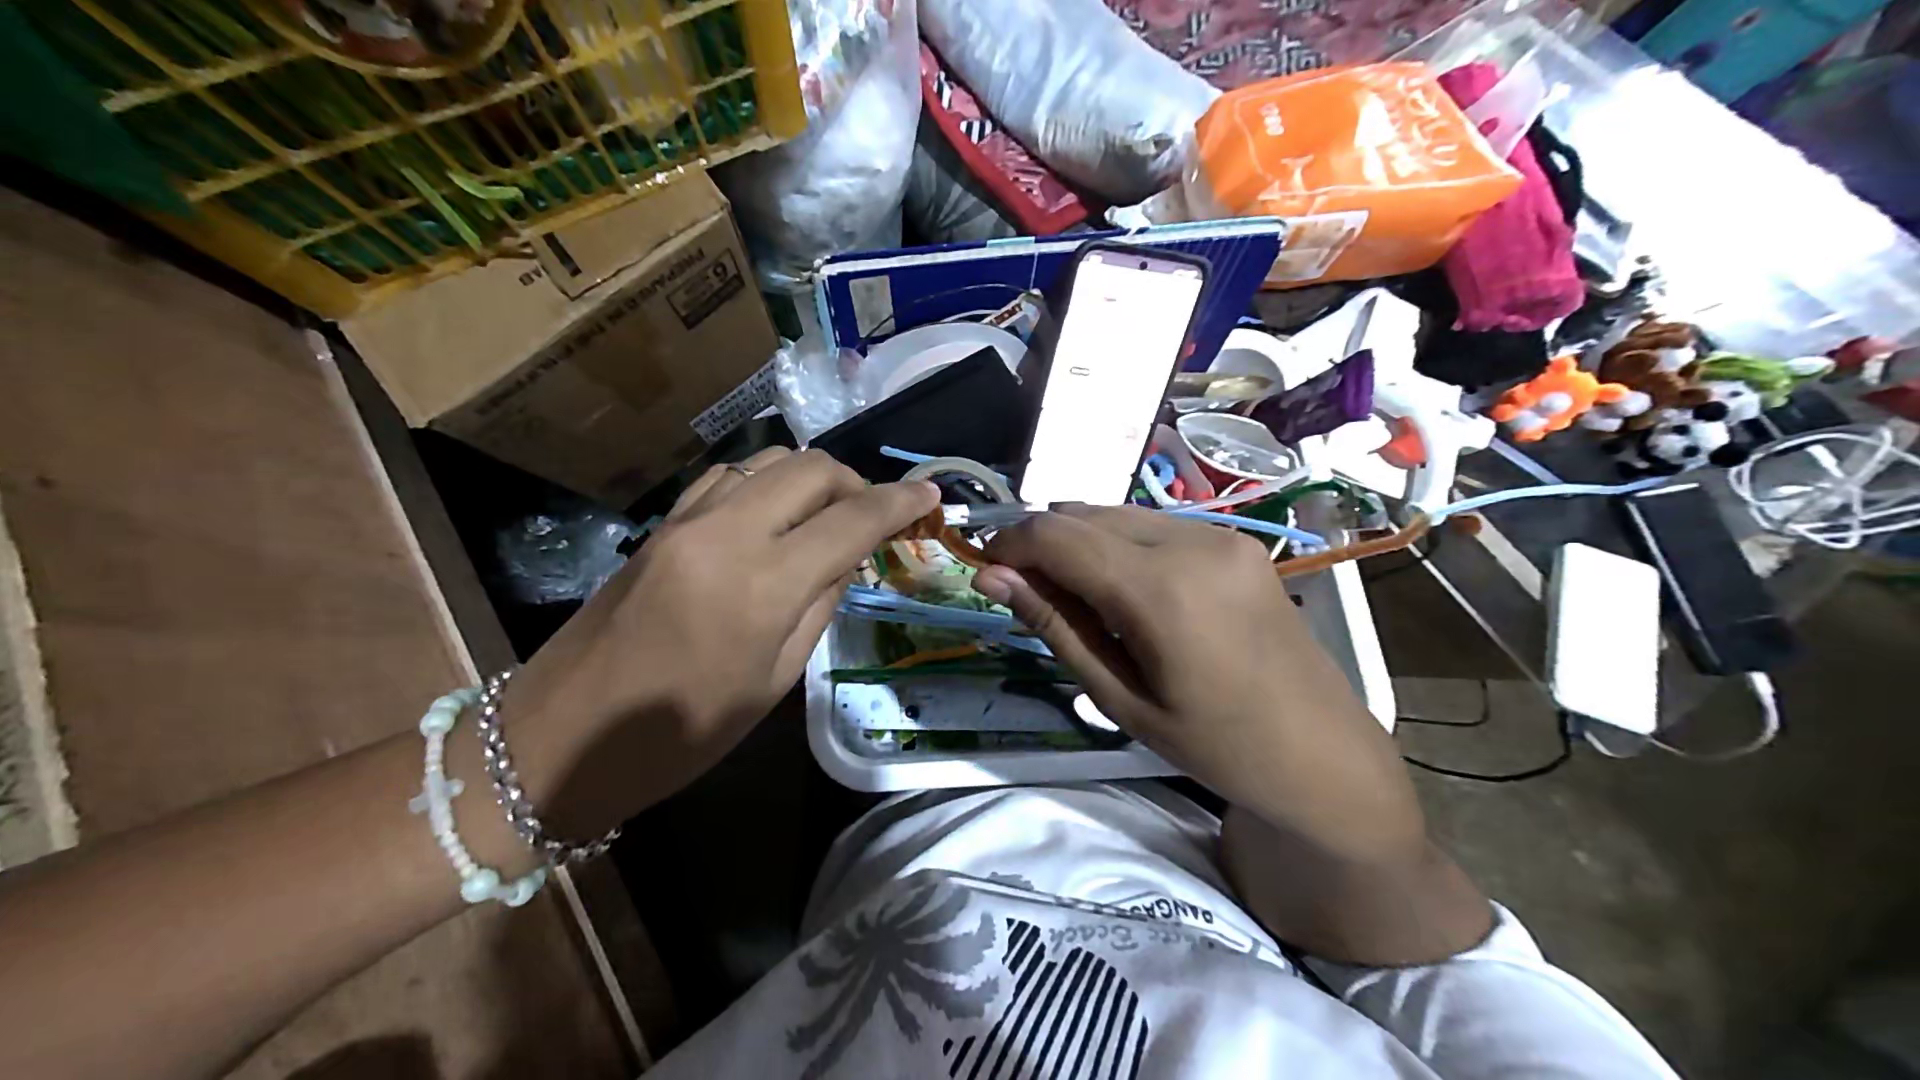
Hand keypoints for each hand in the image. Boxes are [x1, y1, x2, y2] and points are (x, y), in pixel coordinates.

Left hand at [489, 448, 937, 839]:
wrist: (562, 738)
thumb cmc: (682, 735)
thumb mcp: (773, 682)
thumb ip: (819, 606)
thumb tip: (846, 557)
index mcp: (763, 584)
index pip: (852, 519)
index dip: (900, 503)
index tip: (930, 495)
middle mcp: (726, 532)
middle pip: (812, 468)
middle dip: (856, 482)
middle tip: (873, 517)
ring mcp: (686, 520)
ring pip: (768, 461)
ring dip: (810, 478)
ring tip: (826, 516)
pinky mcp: (661, 524)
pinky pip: (727, 476)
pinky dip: (764, 483)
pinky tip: (772, 514)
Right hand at [972, 505, 1425, 862]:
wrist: (1322, 751)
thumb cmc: (1214, 744)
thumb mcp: (1120, 697)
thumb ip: (1055, 624)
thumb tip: (991, 575)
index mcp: (1162, 591)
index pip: (1057, 535)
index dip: (1009, 544)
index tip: (986, 571)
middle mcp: (1192, 543)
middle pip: (1082, 514)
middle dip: (1040, 543)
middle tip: (1024, 590)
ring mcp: (1220, 535)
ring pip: (1115, 513)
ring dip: (1077, 541)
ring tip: (1072, 594)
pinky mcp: (1236, 539)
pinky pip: (1152, 525)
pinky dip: (1116, 544)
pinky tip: (1120, 588)